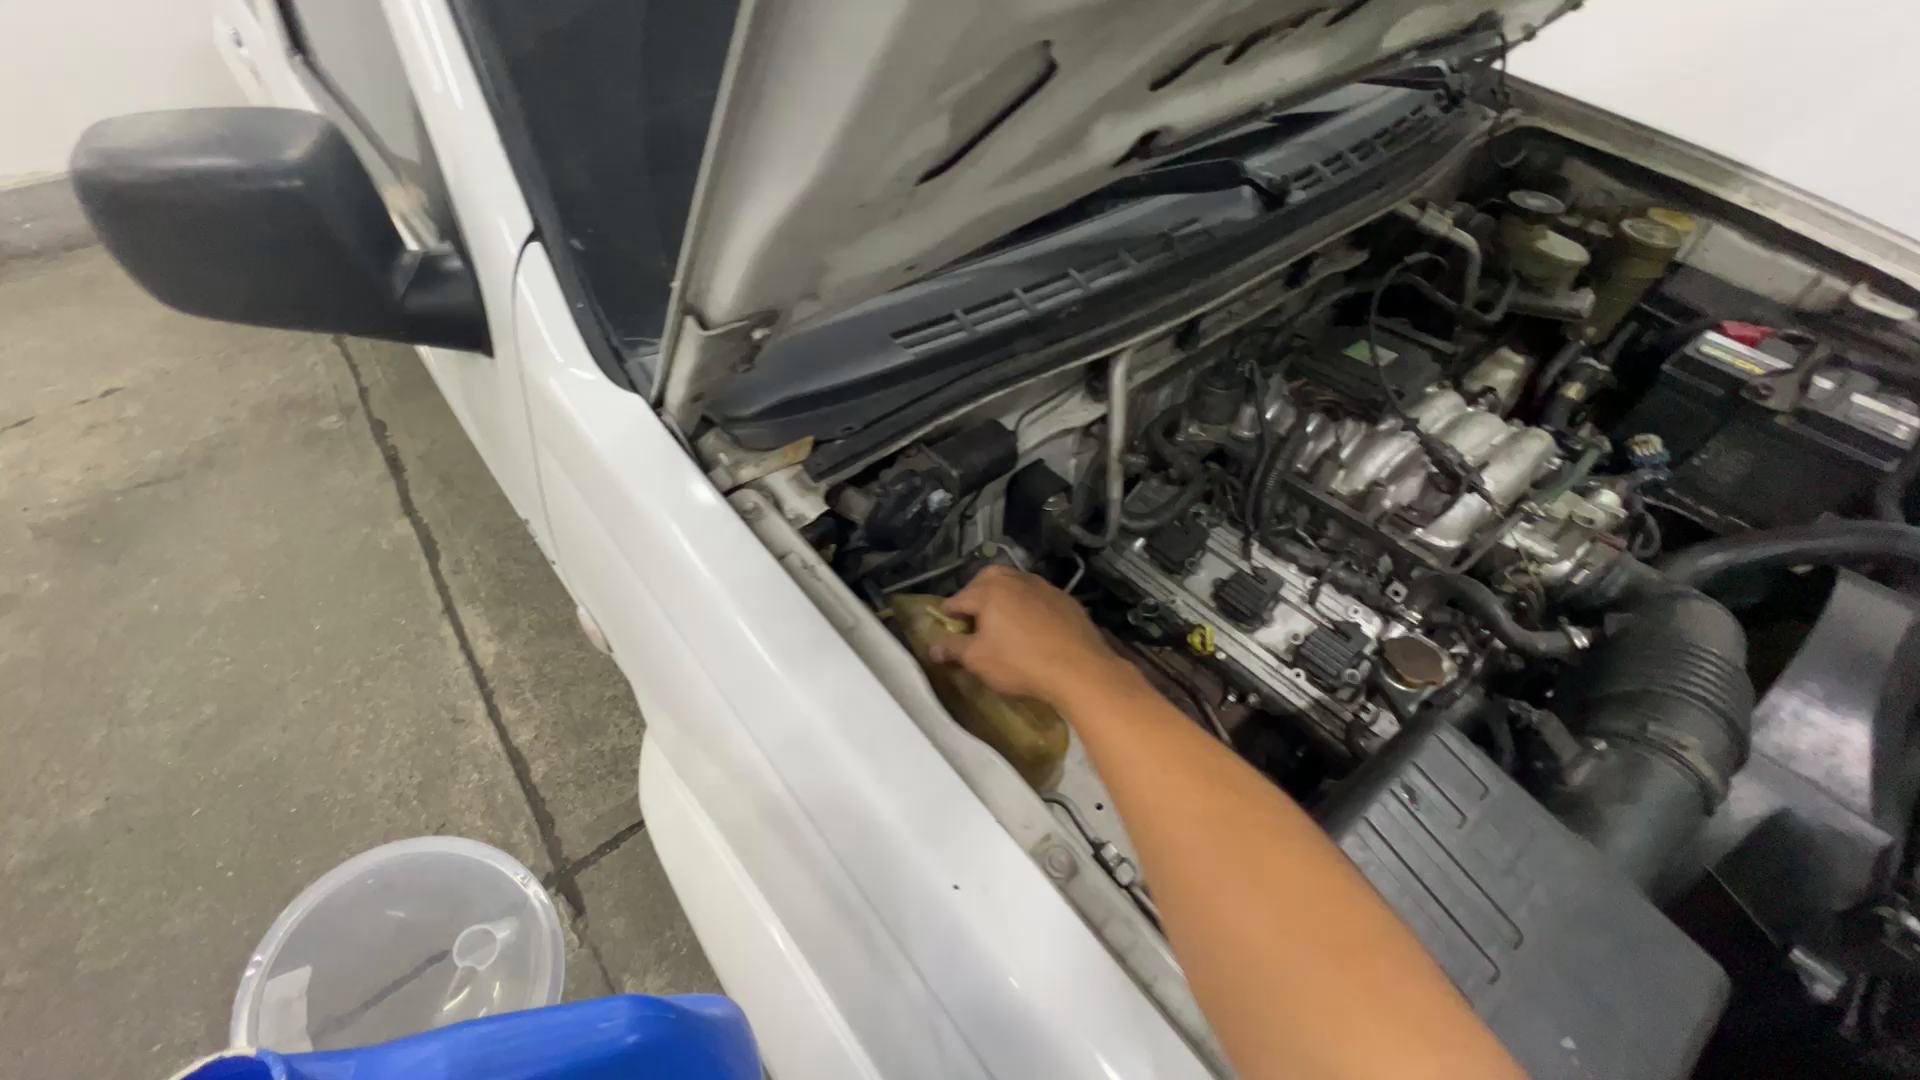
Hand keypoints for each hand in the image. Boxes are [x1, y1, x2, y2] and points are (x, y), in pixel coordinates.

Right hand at [929, 565, 1128, 706]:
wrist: (1078, 667)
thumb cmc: (1019, 662)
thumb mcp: (978, 659)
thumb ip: (953, 649)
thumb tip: (932, 647)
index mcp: (989, 591)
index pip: (960, 598)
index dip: (949, 611)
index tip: (944, 620)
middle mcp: (1015, 580)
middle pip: (988, 578)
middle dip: (976, 591)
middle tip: (972, 612)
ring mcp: (1043, 586)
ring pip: (1015, 582)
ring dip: (1003, 594)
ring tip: (1000, 615)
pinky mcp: (1065, 599)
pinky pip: (1038, 595)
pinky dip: (1027, 603)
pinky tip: (1030, 623)